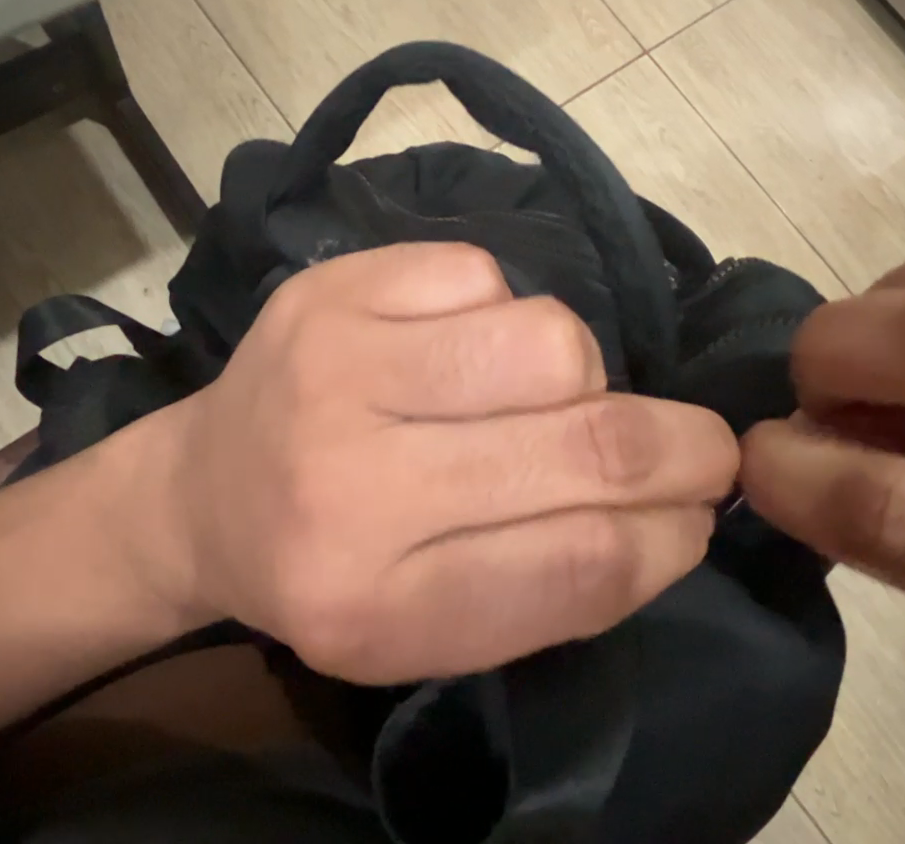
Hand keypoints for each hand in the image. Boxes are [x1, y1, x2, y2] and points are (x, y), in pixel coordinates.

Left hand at [125, 242, 737, 684]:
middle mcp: (346, 487)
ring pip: (549, 340)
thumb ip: (554, 588)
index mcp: (374, 606)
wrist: (206, 492)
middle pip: (584, 447)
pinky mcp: (329, 290)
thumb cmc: (330, 571)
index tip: (698, 517)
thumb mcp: (430, 631)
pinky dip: (503, 311)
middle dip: (679, 447)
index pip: (579, 566)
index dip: (670, 538)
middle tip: (698, 448)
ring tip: (545, 398)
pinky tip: (464, 348)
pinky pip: (482, 273)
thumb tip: (678, 512)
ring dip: (581, 374)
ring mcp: (332, 369)